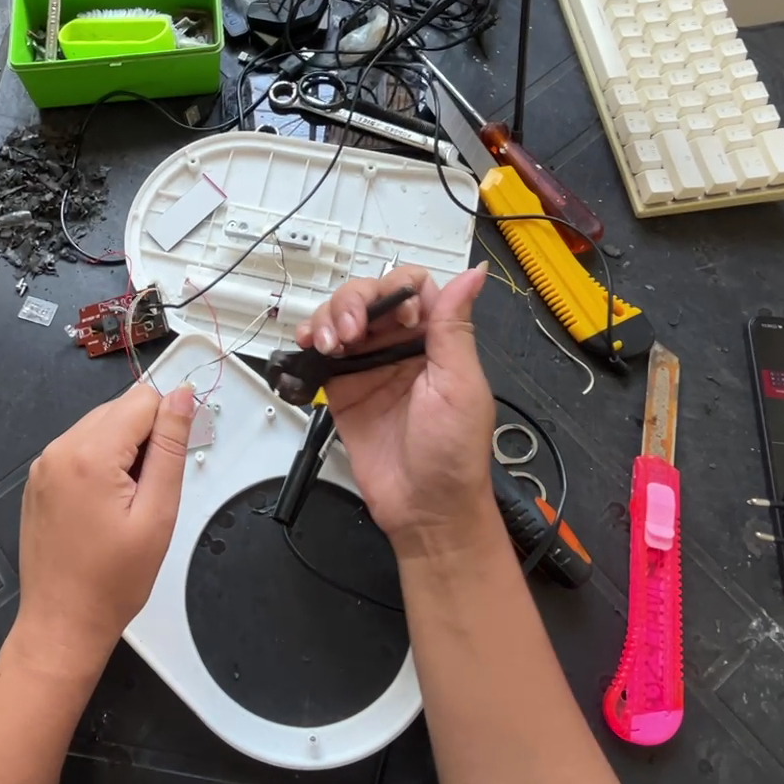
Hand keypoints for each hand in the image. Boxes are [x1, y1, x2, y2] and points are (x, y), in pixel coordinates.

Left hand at [12, 382, 196, 677]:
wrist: (63, 625)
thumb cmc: (113, 580)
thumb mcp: (158, 512)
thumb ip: (171, 446)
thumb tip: (182, 396)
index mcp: (90, 453)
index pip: (144, 399)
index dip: (166, 426)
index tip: (166, 467)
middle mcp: (60, 448)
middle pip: (120, 408)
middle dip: (143, 439)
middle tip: (146, 492)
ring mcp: (44, 463)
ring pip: (101, 425)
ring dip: (122, 451)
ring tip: (124, 502)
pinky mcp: (38, 478)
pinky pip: (79, 447)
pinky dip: (100, 462)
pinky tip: (103, 505)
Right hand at [295, 264, 495, 556]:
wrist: (423, 508)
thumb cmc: (453, 455)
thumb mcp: (461, 387)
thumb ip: (454, 328)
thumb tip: (474, 275)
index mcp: (436, 339)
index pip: (411, 287)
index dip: (396, 292)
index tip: (395, 319)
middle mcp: (400, 345)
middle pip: (367, 295)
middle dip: (352, 303)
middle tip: (350, 331)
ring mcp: (368, 363)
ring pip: (339, 316)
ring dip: (327, 318)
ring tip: (328, 343)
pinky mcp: (342, 384)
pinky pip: (320, 350)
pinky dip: (310, 339)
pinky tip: (311, 345)